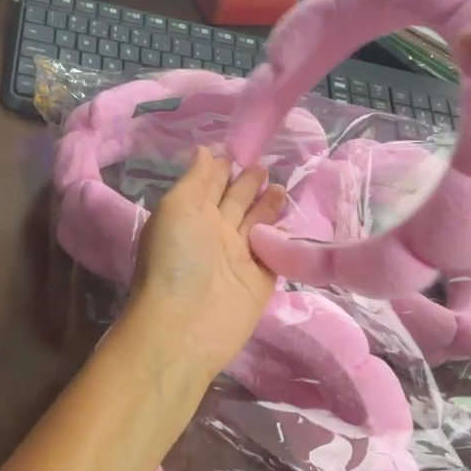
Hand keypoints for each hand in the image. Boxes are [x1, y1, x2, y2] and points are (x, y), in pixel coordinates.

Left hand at [119, 148, 285, 381]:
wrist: (186, 323)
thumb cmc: (175, 258)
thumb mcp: (177, 207)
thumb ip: (195, 180)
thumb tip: (205, 151)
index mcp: (187, 214)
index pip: (208, 184)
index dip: (222, 167)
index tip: (241, 147)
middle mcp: (212, 233)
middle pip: (234, 201)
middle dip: (247, 182)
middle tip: (267, 162)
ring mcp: (238, 256)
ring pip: (256, 223)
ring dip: (267, 204)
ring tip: (281, 183)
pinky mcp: (261, 279)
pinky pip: (276, 251)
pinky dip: (284, 235)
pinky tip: (295, 217)